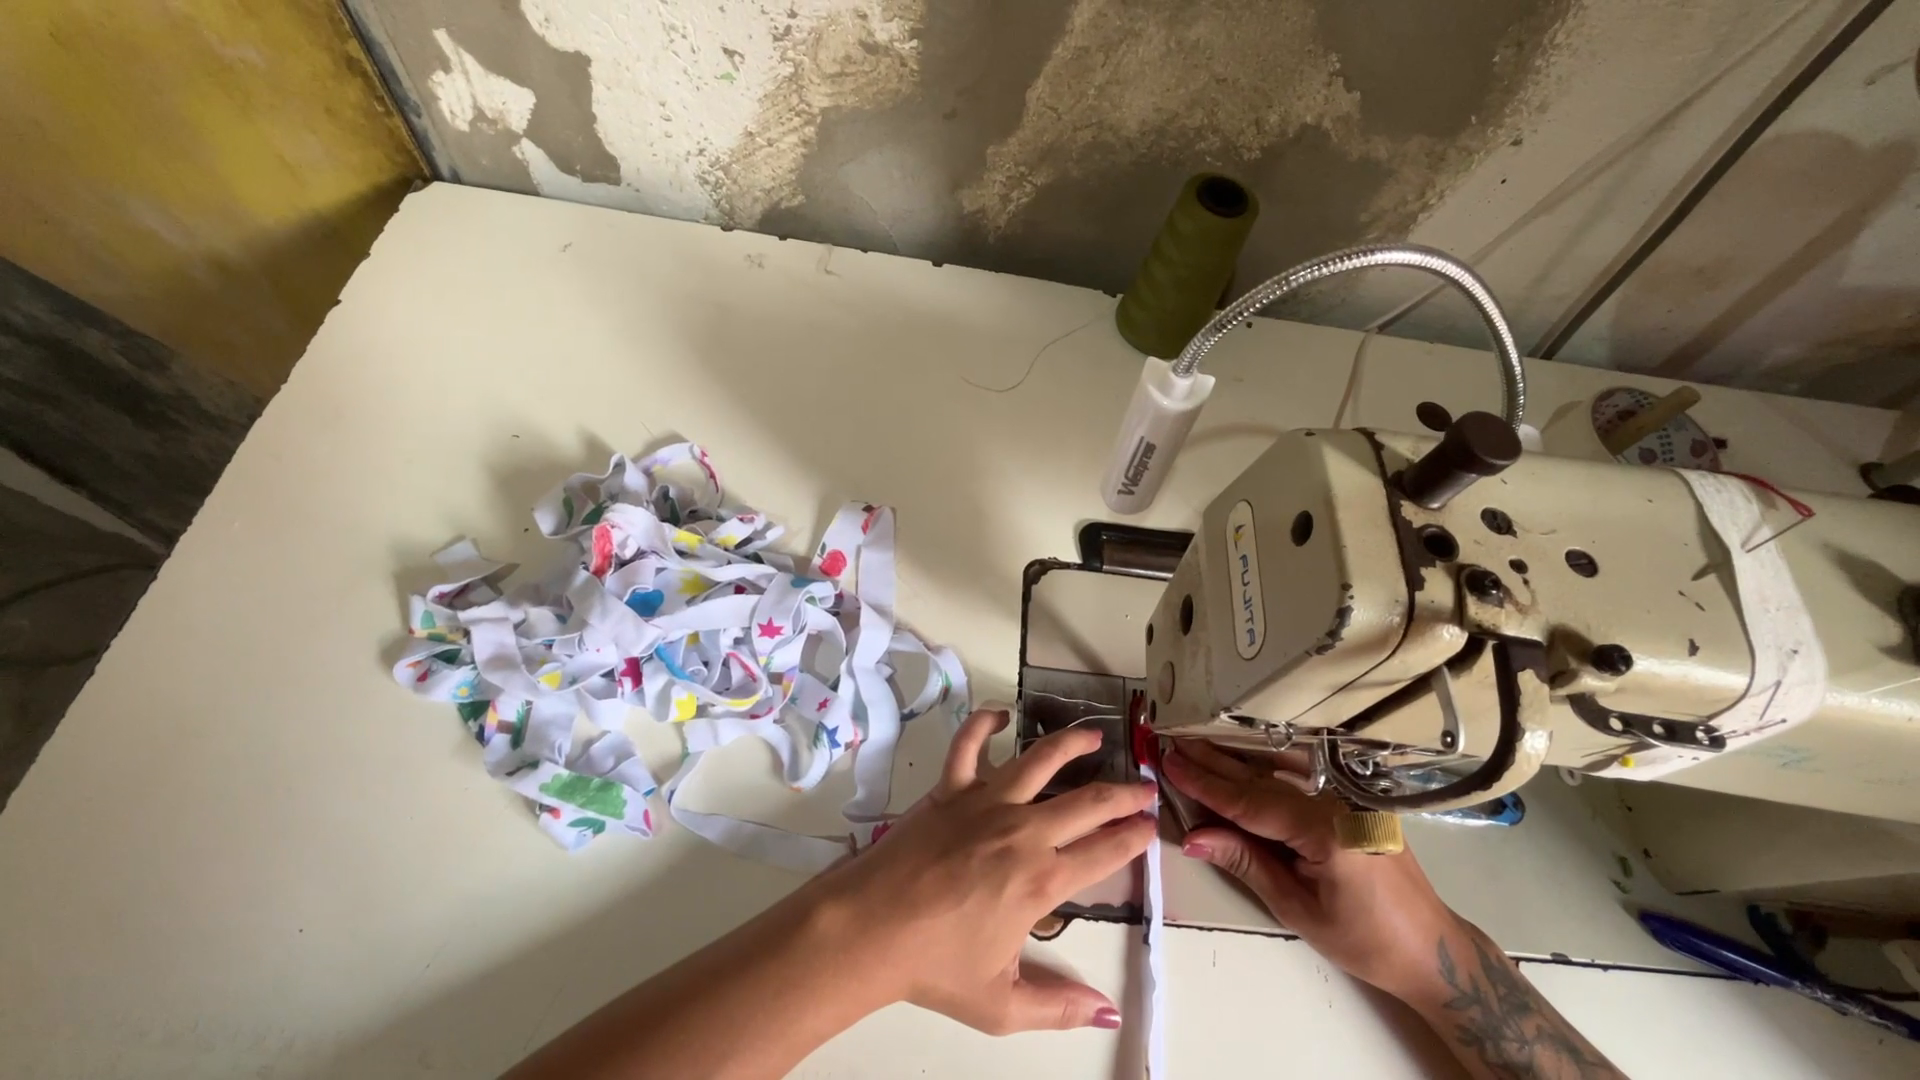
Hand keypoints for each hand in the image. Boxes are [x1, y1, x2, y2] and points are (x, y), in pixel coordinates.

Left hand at [809, 708, 1155, 1034]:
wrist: (869, 928)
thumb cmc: (933, 966)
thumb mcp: (1001, 1005)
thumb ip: (1059, 1007)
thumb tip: (1108, 1013)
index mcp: (1042, 881)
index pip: (1105, 853)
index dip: (1135, 838)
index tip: (1153, 827)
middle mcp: (1023, 832)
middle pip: (1087, 802)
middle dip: (1123, 794)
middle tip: (1144, 787)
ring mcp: (985, 803)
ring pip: (1040, 760)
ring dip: (1072, 744)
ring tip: (1095, 735)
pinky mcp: (950, 790)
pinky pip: (968, 745)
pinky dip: (983, 724)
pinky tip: (999, 716)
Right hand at [1161, 740, 1458, 999]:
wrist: (1431, 949)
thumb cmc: (1365, 941)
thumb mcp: (1297, 909)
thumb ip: (1246, 862)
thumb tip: (1193, 837)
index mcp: (1326, 831)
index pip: (1251, 801)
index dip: (1206, 784)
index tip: (1170, 765)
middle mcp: (1338, 802)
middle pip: (1263, 779)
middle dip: (1214, 762)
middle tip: (1173, 744)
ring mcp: (1350, 798)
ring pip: (1281, 772)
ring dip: (1236, 759)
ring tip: (1198, 745)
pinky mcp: (1354, 801)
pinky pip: (1301, 778)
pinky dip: (1266, 768)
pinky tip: (1244, 757)